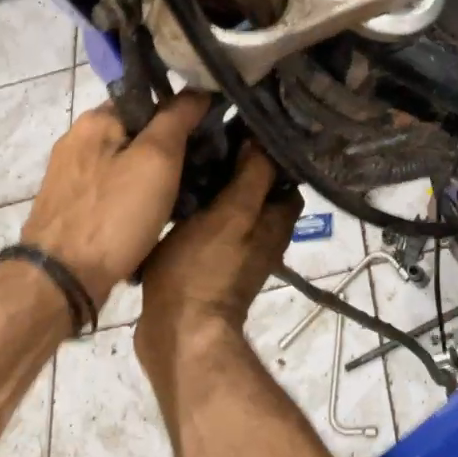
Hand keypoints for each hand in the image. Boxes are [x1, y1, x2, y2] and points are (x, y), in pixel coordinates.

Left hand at [20, 91, 210, 301]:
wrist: (62, 281)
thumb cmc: (114, 214)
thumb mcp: (157, 158)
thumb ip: (178, 118)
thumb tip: (198, 88)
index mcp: (95, 119)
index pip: (151, 100)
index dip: (183, 114)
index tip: (210, 135)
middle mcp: (78, 140)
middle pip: (139, 132)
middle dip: (171, 147)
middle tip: (202, 168)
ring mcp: (71, 176)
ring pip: (128, 163)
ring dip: (155, 175)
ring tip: (185, 194)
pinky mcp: (71, 207)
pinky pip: (114, 189)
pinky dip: (136, 197)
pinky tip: (154, 215)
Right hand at [136, 144, 301, 354]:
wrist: (179, 334)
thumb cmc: (206, 268)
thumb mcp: (233, 213)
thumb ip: (253, 175)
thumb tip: (262, 138)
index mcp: (278, 219)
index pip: (282, 170)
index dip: (266, 145)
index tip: (238, 122)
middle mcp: (266, 233)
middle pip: (257, 186)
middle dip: (236, 163)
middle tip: (207, 138)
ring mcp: (238, 251)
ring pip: (232, 205)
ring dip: (215, 186)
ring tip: (188, 159)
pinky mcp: (211, 264)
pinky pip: (210, 226)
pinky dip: (199, 210)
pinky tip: (175, 196)